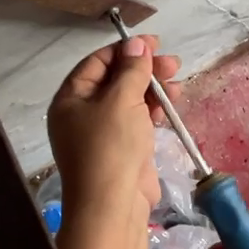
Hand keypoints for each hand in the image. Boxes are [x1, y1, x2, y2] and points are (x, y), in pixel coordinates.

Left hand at [46, 34, 181, 211]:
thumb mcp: (122, 100)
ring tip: (177, 86)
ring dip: (154, 88)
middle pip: (116, 79)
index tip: (155, 44)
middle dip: (145, 69)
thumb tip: (137, 43)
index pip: (98, 62)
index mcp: (71, 99)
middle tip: (173, 64)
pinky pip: (138, 118)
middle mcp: (83, 113)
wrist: (114, 204)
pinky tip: (171, 105)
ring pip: (130, 99)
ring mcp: (103, 132)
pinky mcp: (123, 147)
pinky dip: (154, 108)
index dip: (126, 50)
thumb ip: (132, 69)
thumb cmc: (111, 146)